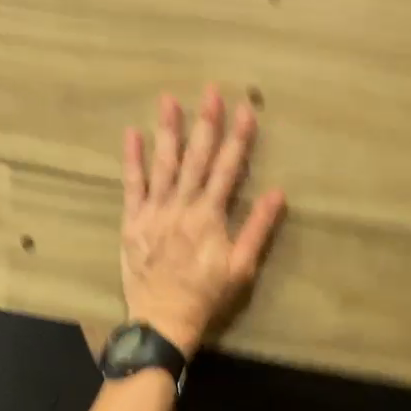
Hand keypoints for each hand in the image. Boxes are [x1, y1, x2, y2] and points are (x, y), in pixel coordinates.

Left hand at [119, 86, 286, 356]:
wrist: (163, 320)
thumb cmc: (207, 294)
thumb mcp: (242, 267)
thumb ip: (258, 228)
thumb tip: (278, 193)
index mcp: (210, 216)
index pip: (228, 168)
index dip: (238, 137)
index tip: (246, 109)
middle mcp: (182, 207)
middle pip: (196, 158)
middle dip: (206, 122)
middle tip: (210, 90)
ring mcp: (154, 212)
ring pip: (164, 164)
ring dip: (168, 130)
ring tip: (170, 99)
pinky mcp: (133, 221)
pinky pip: (132, 185)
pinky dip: (132, 159)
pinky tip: (132, 134)